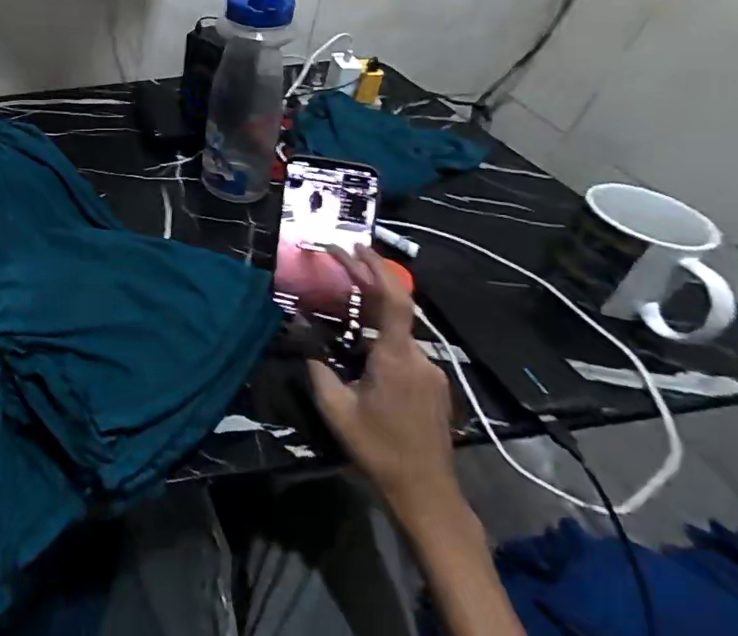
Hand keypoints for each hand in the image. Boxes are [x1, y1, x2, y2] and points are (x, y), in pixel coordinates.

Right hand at [307, 245, 459, 511]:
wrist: (426, 490)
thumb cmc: (378, 449)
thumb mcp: (337, 411)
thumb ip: (318, 368)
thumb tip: (303, 336)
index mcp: (396, 358)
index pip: (392, 298)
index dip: (375, 268)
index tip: (356, 247)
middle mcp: (419, 357)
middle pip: (396, 306)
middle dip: (371, 277)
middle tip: (344, 258)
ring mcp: (432, 370)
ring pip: (400, 329)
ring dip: (375, 310)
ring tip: (346, 303)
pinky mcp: (435, 383)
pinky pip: (407, 348)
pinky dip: (385, 334)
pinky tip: (366, 348)